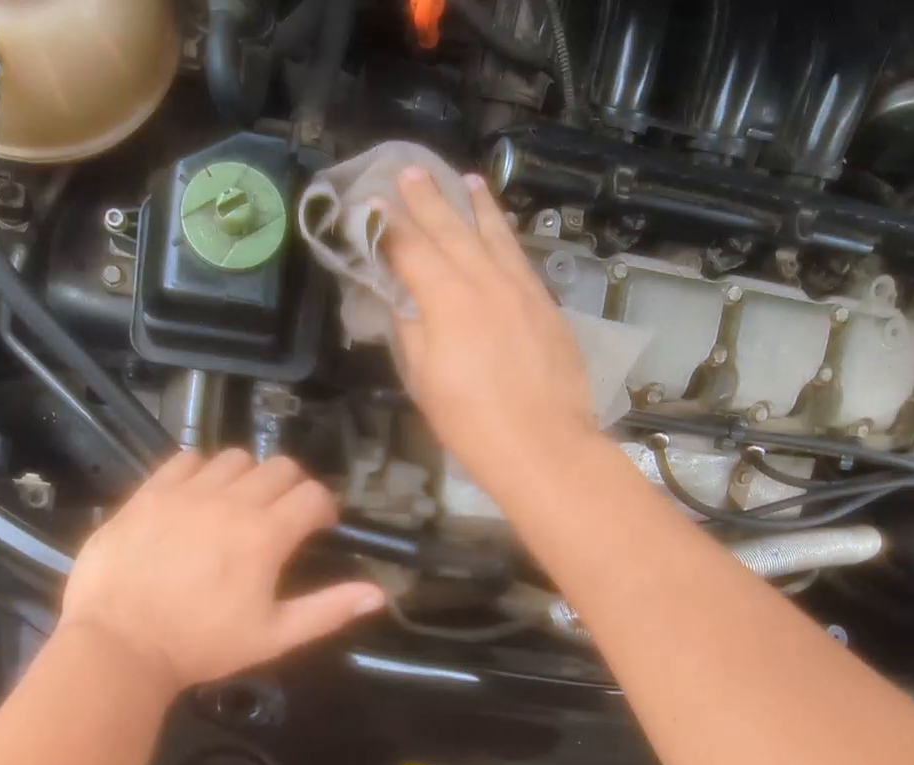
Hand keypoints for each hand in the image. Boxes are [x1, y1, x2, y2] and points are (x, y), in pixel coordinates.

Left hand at [57, 450, 387, 691]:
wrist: (119, 645)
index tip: (318, 529)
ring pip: (233, 458)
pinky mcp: (148, 492)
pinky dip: (199, 470)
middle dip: (291, 488)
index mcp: (265, 535)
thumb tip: (379, 593)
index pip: (314, 495)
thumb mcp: (273, 637)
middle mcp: (230, 501)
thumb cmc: (201, 645)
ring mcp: (185, 492)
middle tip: (280, 518)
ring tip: (237, 505)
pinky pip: (184, 459)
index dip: (324, 509)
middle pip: (279, 468)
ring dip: (247, 476)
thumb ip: (328, 610)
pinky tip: (194, 497)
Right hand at [382, 168, 598, 479]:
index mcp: (447, 299)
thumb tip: (401, 299)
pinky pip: (519, 257)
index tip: (367, 204)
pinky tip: (500, 228)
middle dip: (427, 200)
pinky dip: (505, 235)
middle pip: (451, 230)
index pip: (410, 249)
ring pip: (494, 235)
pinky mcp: (546, 305)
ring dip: (476, 206)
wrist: (543, 445)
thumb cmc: (471, 423)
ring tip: (465, 179)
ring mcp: (522, 289)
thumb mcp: (424, 379)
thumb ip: (410, 330)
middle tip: (409, 171)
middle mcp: (486, 281)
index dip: (386, 226)